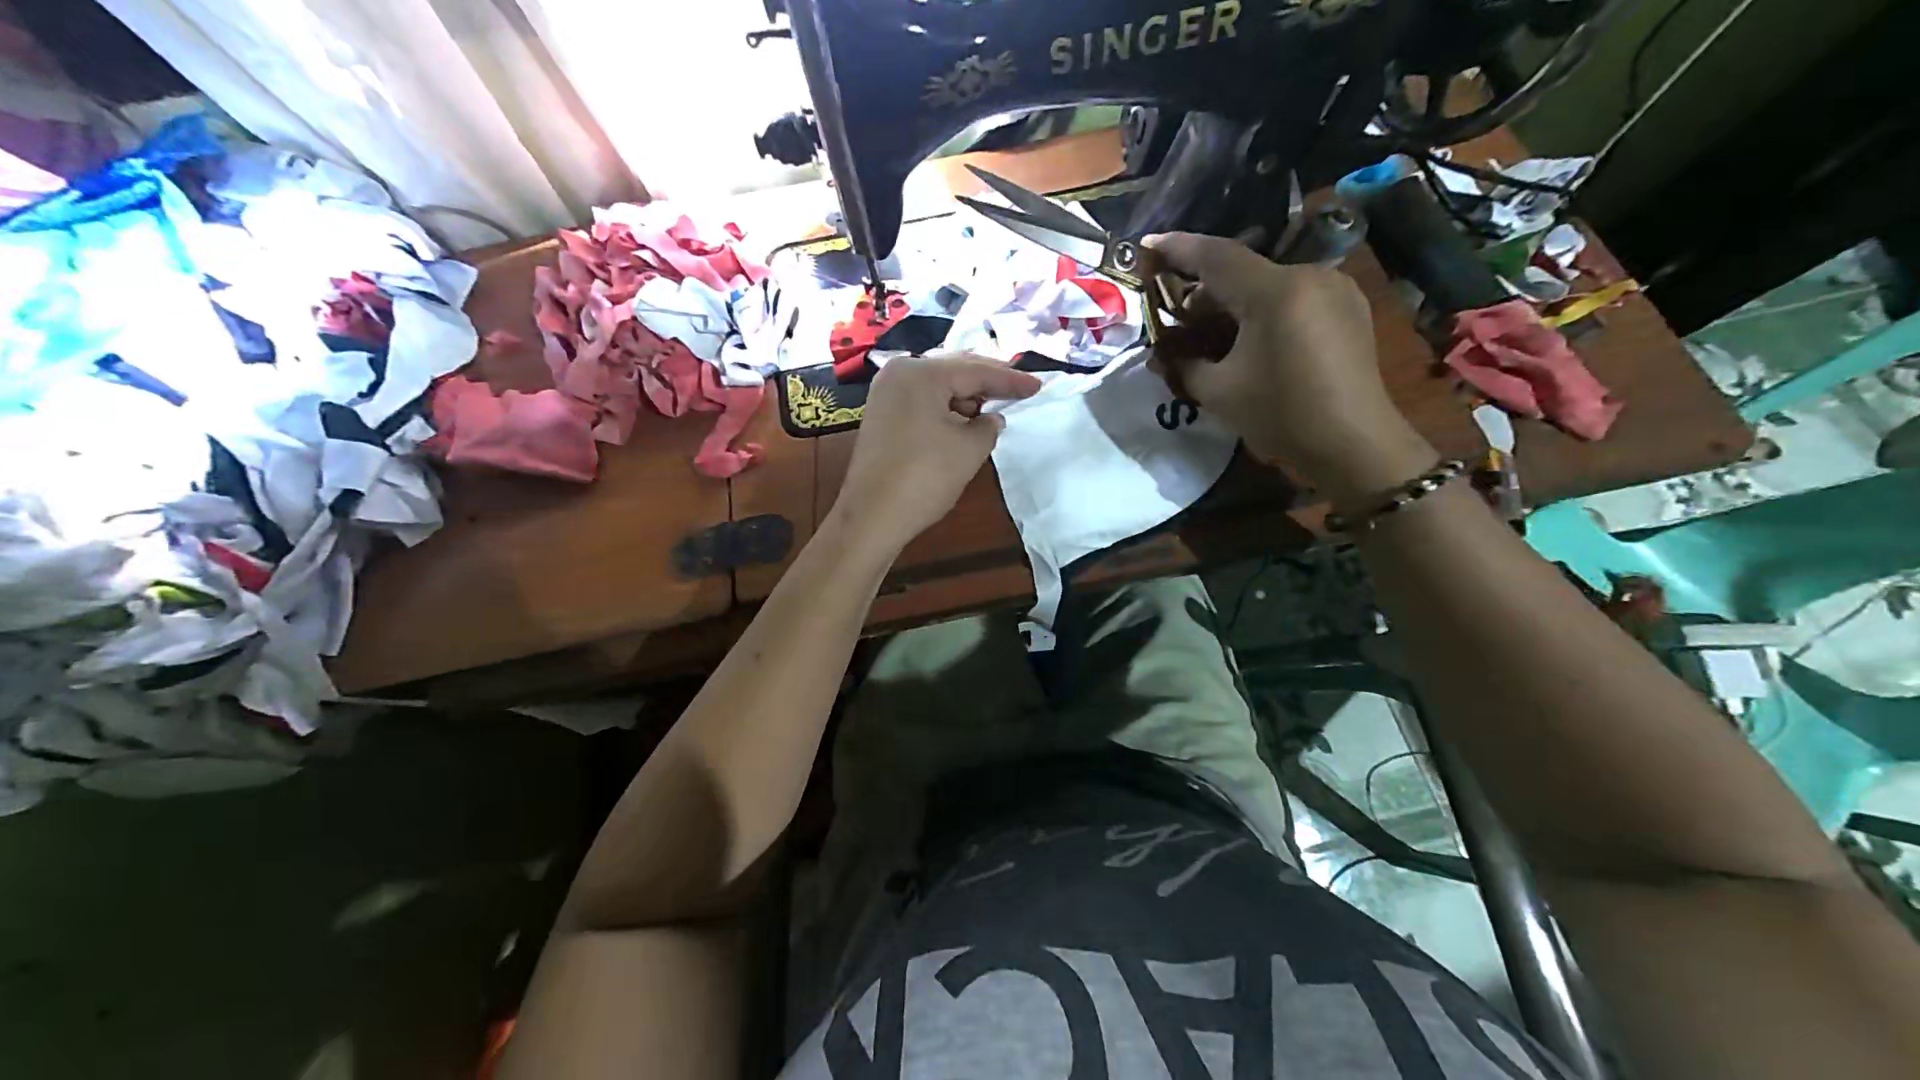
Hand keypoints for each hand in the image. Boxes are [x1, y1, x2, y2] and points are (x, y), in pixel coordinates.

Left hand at [829, 352, 1041, 552]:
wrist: (873, 516)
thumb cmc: (924, 477)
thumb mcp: (969, 449)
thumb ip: (988, 426)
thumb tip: (992, 418)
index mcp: (920, 373)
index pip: (976, 371)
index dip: (1011, 380)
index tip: (1038, 386)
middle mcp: (899, 373)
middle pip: (954, 371)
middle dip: (988, 381)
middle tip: (1020, 389)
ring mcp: (886, 393)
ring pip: (938, 386)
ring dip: (967, 396)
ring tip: (994, 407)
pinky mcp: (882, 414)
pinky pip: (923, 401)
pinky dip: (947, 408)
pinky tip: (965, 419)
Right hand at [1146, 233, 1438, 503]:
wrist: (1355, 445)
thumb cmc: (1282, 416)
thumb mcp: (1219, 392)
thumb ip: (1185, 365)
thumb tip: (1165, 355)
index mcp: (1275, 291)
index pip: (1216, 257)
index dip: (1178, 249)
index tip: (1148, 245)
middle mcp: (1309, 276)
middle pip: (1243, 272)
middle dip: (1204, 292)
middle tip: (1175, 319)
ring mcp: (1335, 290)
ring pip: (1268, 285)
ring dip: (1233, 304)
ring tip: (1208, 335)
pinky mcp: (1348, 309)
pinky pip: (1293, 299)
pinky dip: (1262, 312)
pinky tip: (1248, 341)